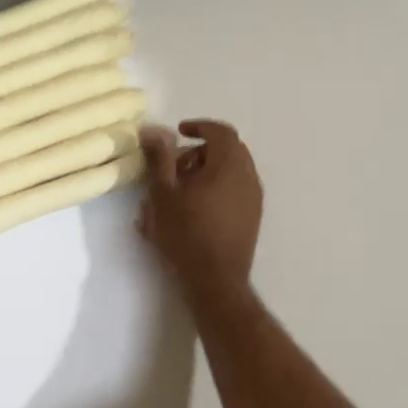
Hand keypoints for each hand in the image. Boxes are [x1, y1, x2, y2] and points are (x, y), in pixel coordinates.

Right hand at [137, 120, 263, 303]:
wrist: (215, 280)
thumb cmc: (185, 233)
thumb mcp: (163, 193)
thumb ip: (160, 158)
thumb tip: (153, 129)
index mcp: (229, 166)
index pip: (221, 131)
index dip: (199, 126)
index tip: (178, 132)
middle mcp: (248, 177)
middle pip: (229, 150)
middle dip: (201, 150)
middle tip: (175, 166)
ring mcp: (254, 198)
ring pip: (233, 170)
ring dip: (208, 170)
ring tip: (181, 190)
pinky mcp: (252, 217)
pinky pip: (236, 188)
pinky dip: (217, 186)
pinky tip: (195, 208)